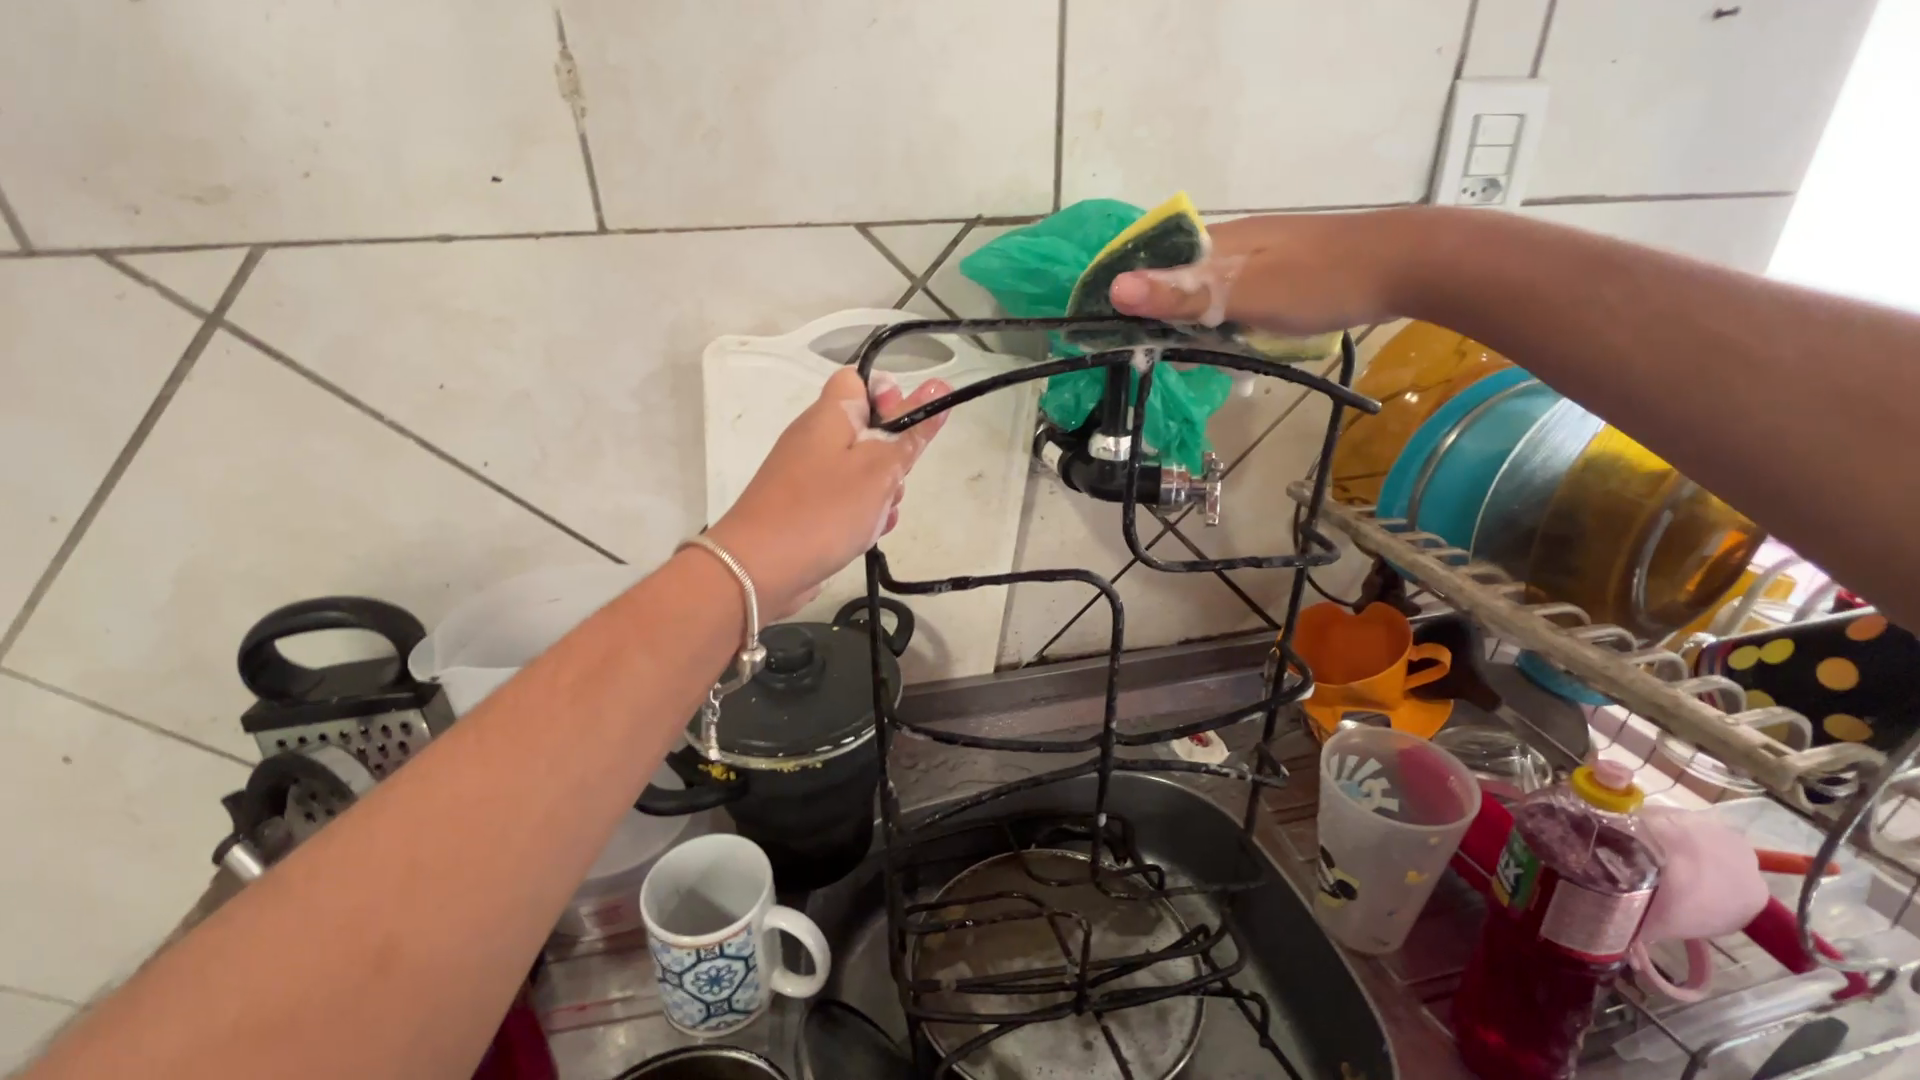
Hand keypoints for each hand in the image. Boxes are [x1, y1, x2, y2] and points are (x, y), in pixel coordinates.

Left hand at [707, 368, 949, 618]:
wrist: (758, 569)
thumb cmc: (823, 511)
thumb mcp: (880, 470)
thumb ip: (911, 433)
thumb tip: (938, 388)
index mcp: (829, 415)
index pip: (859, 379)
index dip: (888, 395)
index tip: (903, 425)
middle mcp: (815, 438)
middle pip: (868, 430)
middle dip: (894, 456)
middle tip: (895, 480)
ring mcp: (807, 475)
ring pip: (861, 470)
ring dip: (882, 492)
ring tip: (880, 515)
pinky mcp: (805, 508)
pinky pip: (844, 500)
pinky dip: (861, 514)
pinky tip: (868, 534)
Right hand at [1108, 209, 1418, 333]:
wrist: (1405, 265)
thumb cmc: (1319, 281)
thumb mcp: (1243, 294)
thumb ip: (1180, 294)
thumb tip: (1113, 288)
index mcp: (1214, 240)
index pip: (1148, 261)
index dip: (1125, 294)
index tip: (1110, 331)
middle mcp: (1229, 242)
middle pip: (1174, 279)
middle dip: (1157, 315)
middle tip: (1151, 355)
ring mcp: (1257, 257)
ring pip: (1204, 291)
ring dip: (1191, 321)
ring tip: (1187, 356)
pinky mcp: (1280, 274)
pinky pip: (1233, 298)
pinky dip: (1222, 320)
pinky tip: (1228, 343)